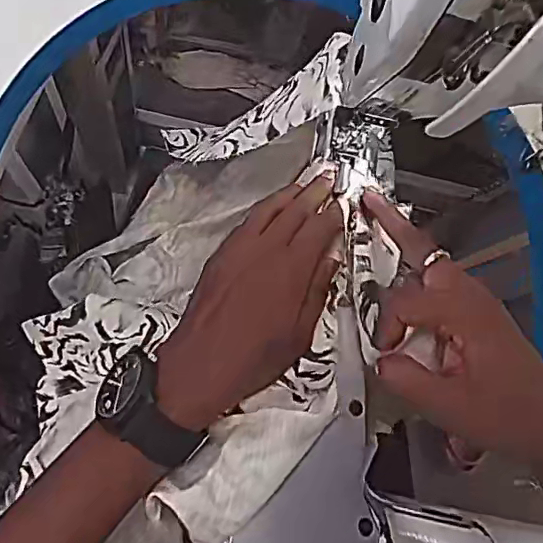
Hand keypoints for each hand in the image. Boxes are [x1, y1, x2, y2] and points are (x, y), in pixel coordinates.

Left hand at [156, 175, 343, 429]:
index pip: (319, 228)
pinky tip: (270, 207)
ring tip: (303, 183)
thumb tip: (329, 263)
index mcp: (292, 270)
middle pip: (296, 211)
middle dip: (315, 192)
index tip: (342, 205)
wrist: (200, 364)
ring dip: (289, 193)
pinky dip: (264, 207)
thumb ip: (317, 292)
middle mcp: (266, 252)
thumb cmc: (251, 357)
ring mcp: (240, 250)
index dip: (334, 214)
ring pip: (269, 210)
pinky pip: (248, 220)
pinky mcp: (222, 255)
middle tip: (328, 178)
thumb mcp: (300, 334)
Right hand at [362, 190, 542, 468]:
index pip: (407, 301)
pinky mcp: (479, 318)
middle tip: (371, 204)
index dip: (387, 325)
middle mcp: (474, 299)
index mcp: (467, 313)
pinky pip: (443, 287)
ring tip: (382, 225)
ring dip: (407, 249)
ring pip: (435, 266)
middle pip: (427, 255)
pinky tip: (407, 285)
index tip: (385, 351)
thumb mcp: (450, 406)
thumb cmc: (511, 416)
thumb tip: (381, 359)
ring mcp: (478, 305)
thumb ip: (406, 379)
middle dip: (395, 228)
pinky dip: (420, 276)